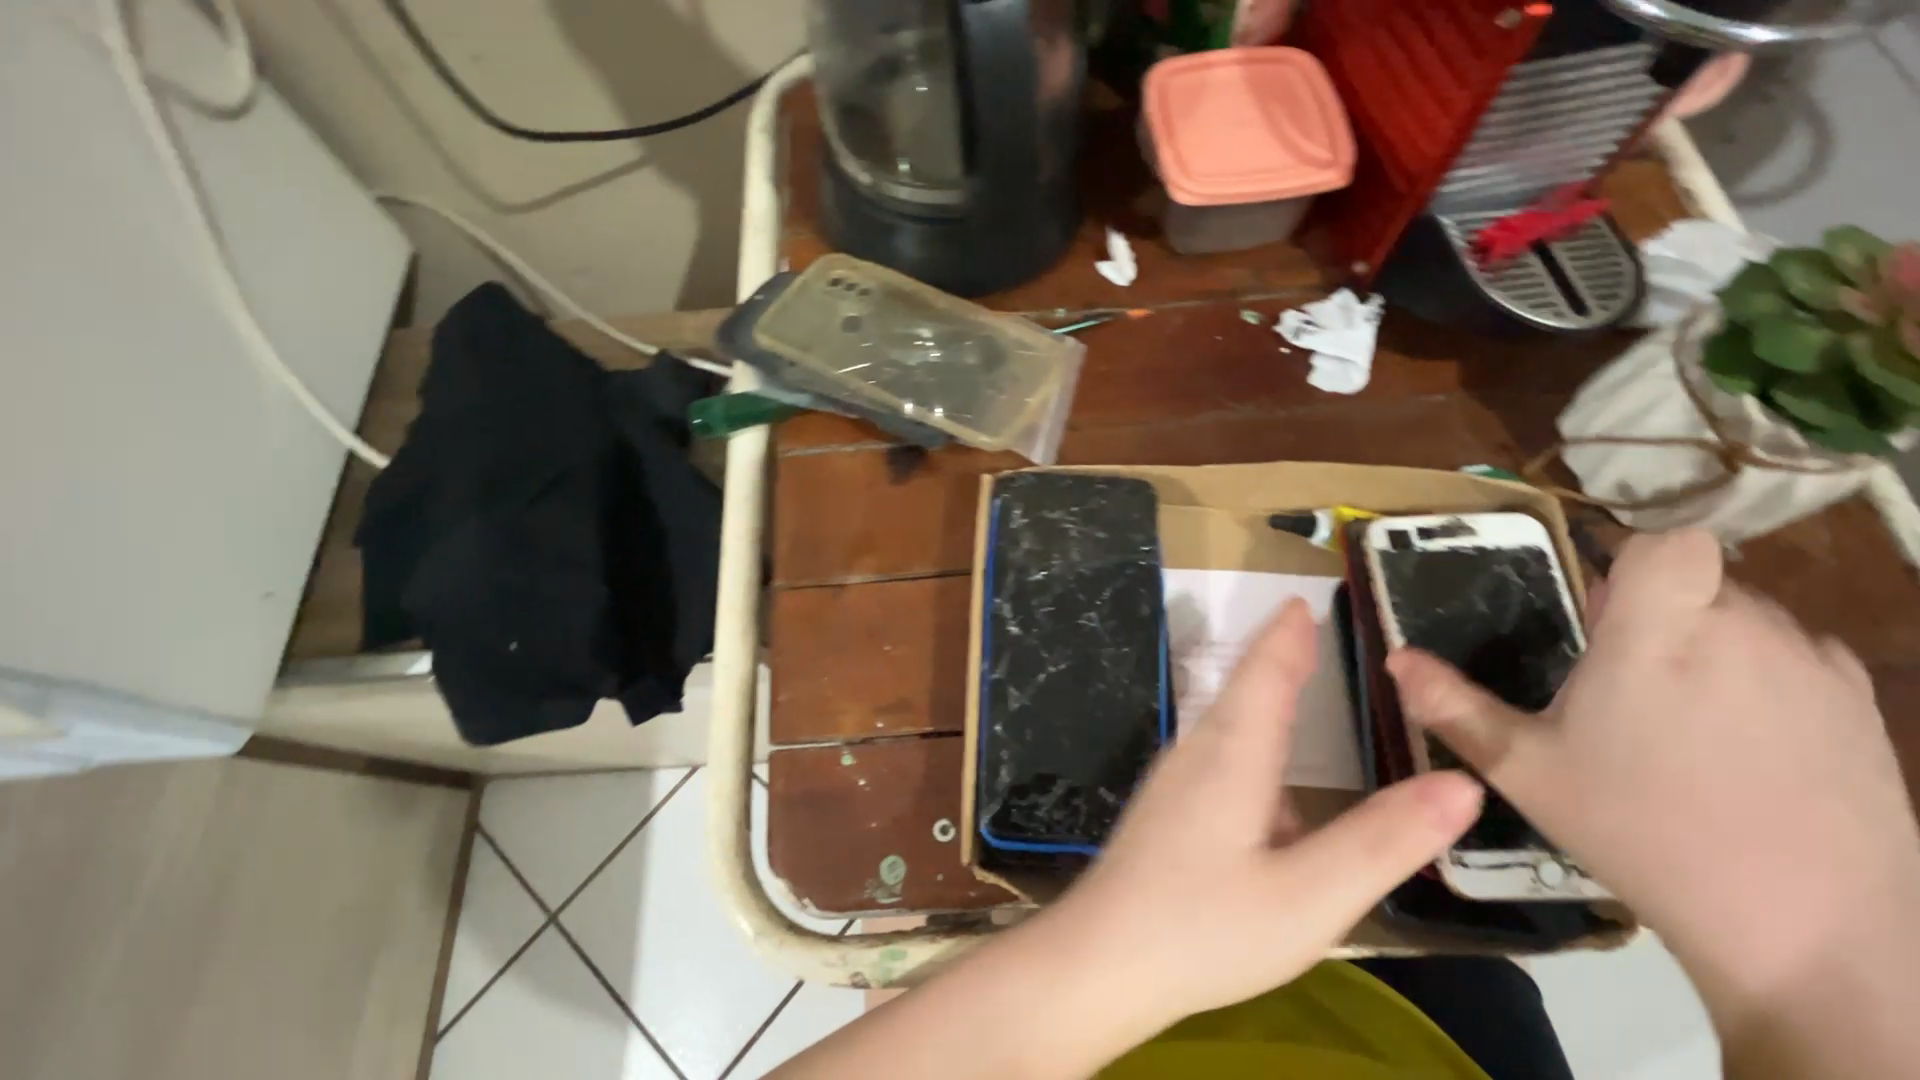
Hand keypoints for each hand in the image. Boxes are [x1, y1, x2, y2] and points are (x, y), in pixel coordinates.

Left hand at [1033, 598, 1482, 1029]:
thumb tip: (1463, 783)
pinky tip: (1264, 786)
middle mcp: (1197, 754)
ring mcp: (1173, 785)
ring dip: (1259, 701)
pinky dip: (1248, 746)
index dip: (1286, 637)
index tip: (1302, 601)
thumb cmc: (1205, 927)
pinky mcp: (1164, 816)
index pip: (1265, 675)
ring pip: (1224, 727)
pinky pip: (1214, 760)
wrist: (1101, 962)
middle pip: (1241, 692)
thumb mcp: (1310, 896)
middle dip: (1275, 661)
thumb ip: (1383, 841)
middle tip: (1307, 633)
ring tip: (1295, 693)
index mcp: (1232, 754)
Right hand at [1388, 529, 1919, 1005]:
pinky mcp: (1865, 707)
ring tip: (1684, 723)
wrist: (1800, 927)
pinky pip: (1800, 662)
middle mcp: (1746, 630)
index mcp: (1658, 634)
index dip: (1636, 563)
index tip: (1605, 614)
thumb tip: (1396, 658)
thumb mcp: (1522, 770)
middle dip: (1659, 615)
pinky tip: (1745, 748)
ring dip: (1711, 646)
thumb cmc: (1638, 832)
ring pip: (1750, 620)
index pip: (1669, 543)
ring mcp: (1814, 667)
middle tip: (1624, 686)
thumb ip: (1454, 705)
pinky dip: (1767, 681)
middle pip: (1699, 582)